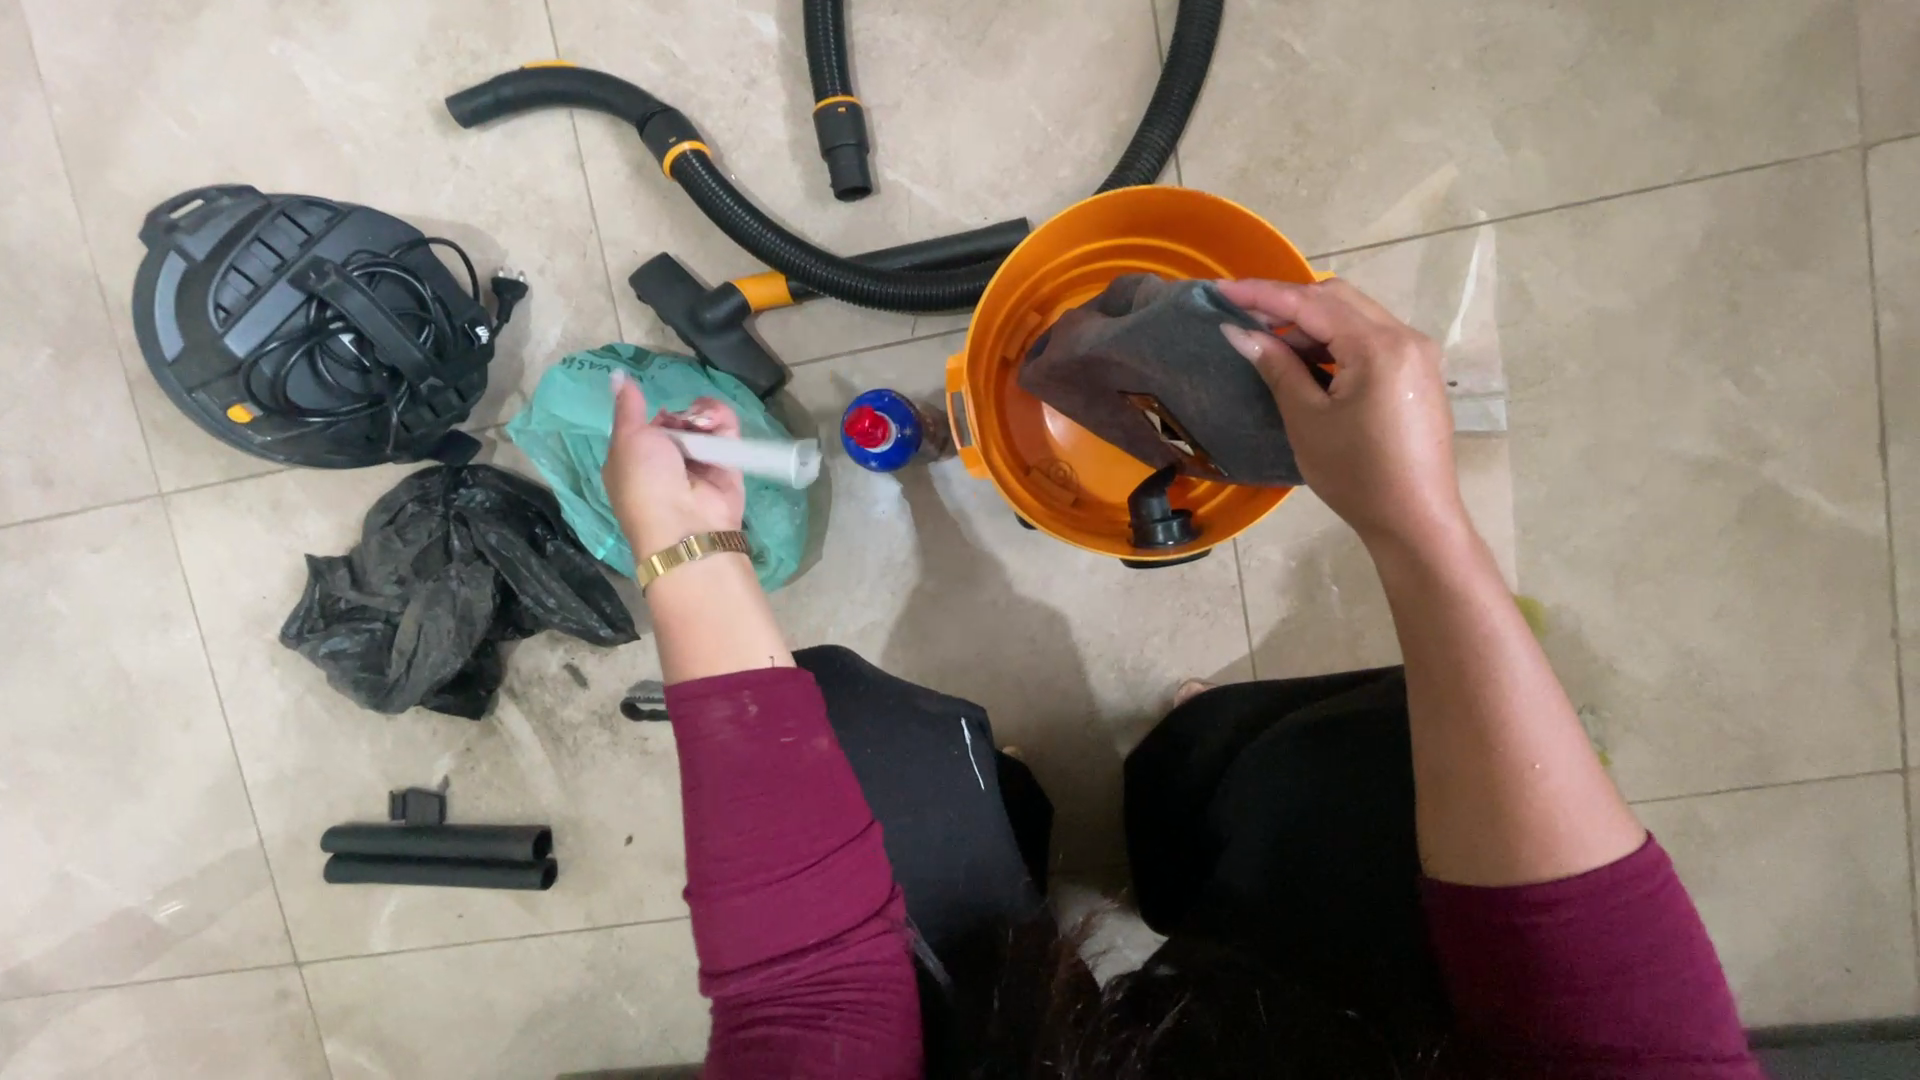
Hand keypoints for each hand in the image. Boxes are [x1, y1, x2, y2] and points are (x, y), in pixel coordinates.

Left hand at [603, 372, 745, 561]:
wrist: (686, 521)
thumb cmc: (645, 482)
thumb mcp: (627, 439)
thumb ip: (628, 407)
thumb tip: (618, 374)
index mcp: (635, 460)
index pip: (647, 426)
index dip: (652, 415)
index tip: (656, 414)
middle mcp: (668, 462)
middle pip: (678, 422)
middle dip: (680, 415)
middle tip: (678, 423)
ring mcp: (700, 463)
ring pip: (704, 423)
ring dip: (702, 415)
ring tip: (701, 424)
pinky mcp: (729, 464)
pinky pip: (728, 432)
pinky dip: (723, 421)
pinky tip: (716, 423)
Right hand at [1216, 278, 1466, 552]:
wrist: (1414, 517)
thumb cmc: (1355, 474)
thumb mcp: (1307, 419)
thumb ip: (1277, 367)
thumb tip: (1240, 333)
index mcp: (1379, 346)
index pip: (1312, 304)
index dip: (1263, 295)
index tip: (1222, 290)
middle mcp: (1405, 337)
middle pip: (1338, 299)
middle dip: (1287, 301)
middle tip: (1242, 314)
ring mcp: (1416, 354)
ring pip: (1355, 316)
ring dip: (1310, 321)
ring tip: (1267, 338)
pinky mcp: (1416, 373)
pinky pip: (1369, 339)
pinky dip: (1333, 340)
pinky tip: (1306, 360)